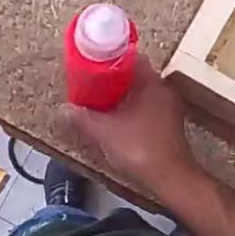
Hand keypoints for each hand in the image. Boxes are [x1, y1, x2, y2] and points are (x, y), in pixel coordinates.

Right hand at [63, 55, 197, 198]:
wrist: (170, 178)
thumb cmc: (140, 148)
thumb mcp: (104, 132)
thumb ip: (82, 118)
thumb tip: (64, 110)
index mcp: (151, 83)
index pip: (130, 57)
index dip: (109, 60)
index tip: (92, 69)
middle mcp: (163, 90)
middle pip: (135, 76)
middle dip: (112, 82)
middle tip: (91, 88)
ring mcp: (169, 109)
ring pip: (141, 95)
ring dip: (122, 99)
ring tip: (100, 107)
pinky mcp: (170, 126)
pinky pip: (147, 110)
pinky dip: (131, 112)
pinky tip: (117, 124)